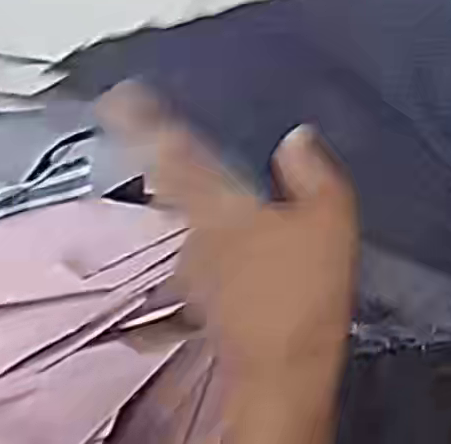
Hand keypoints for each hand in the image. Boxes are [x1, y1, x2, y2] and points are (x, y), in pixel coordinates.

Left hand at [101, 82, 359, 443]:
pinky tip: (226, 203)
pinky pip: (198, 227)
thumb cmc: (309, 276)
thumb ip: (310, 168)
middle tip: (150, 115)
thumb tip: (294, 134)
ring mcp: (192, 261)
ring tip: (192, 150)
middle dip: (158, 149)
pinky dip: (202, 206)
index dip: (147, 125)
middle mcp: (193, 231)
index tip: (120, 94)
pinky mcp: (203, 280)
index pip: (177, 158)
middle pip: (169, 182)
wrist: (289, 355)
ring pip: (182, 206)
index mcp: (221, 208)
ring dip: (181, 178)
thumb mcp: (330, 210)